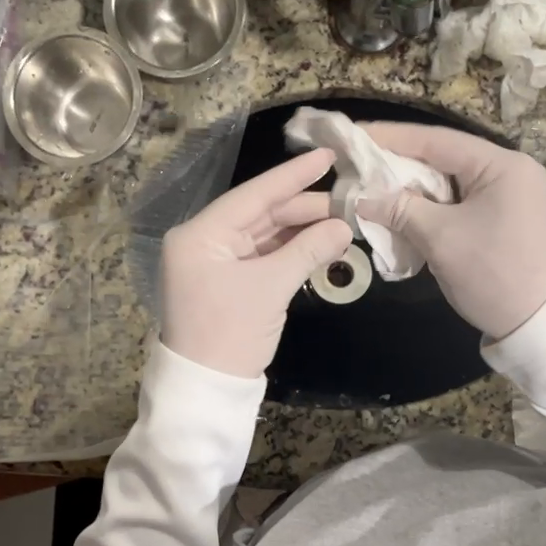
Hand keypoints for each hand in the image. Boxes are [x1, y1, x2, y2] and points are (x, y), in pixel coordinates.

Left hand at [161, 150, 353, 378]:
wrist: (207, 390)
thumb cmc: (231, 333)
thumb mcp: (271, 288)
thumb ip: (308, 250)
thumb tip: (344, 226)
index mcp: (200, 235)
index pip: (253, 195)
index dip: (292, 176)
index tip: (327, 156)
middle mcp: (202, 242)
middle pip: (259, 214)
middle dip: (302, 208)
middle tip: (346, 199)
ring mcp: (214, 264)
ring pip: (263, 235)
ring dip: (299, 230)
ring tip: (341, 222)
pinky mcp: (227, 284)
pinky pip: (261, 257)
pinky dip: (289, 252)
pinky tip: (320, 244)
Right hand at [355, 123, 545, 339]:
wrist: (534, 323)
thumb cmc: (490, 274)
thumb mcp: (441, 239)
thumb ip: (400, 210)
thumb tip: (363, 199)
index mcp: (502, 166)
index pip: (438, 141)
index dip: (393, 138)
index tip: (357, 134)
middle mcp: (510, 172)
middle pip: (445, 159)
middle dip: (401, 165)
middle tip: (360, 164)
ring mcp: (509, 196)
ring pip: (450, 182)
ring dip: (413, 189)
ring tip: (373, 188)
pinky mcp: (503, 218)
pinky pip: (460, 203)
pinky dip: (430, 207)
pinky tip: (401, 211)